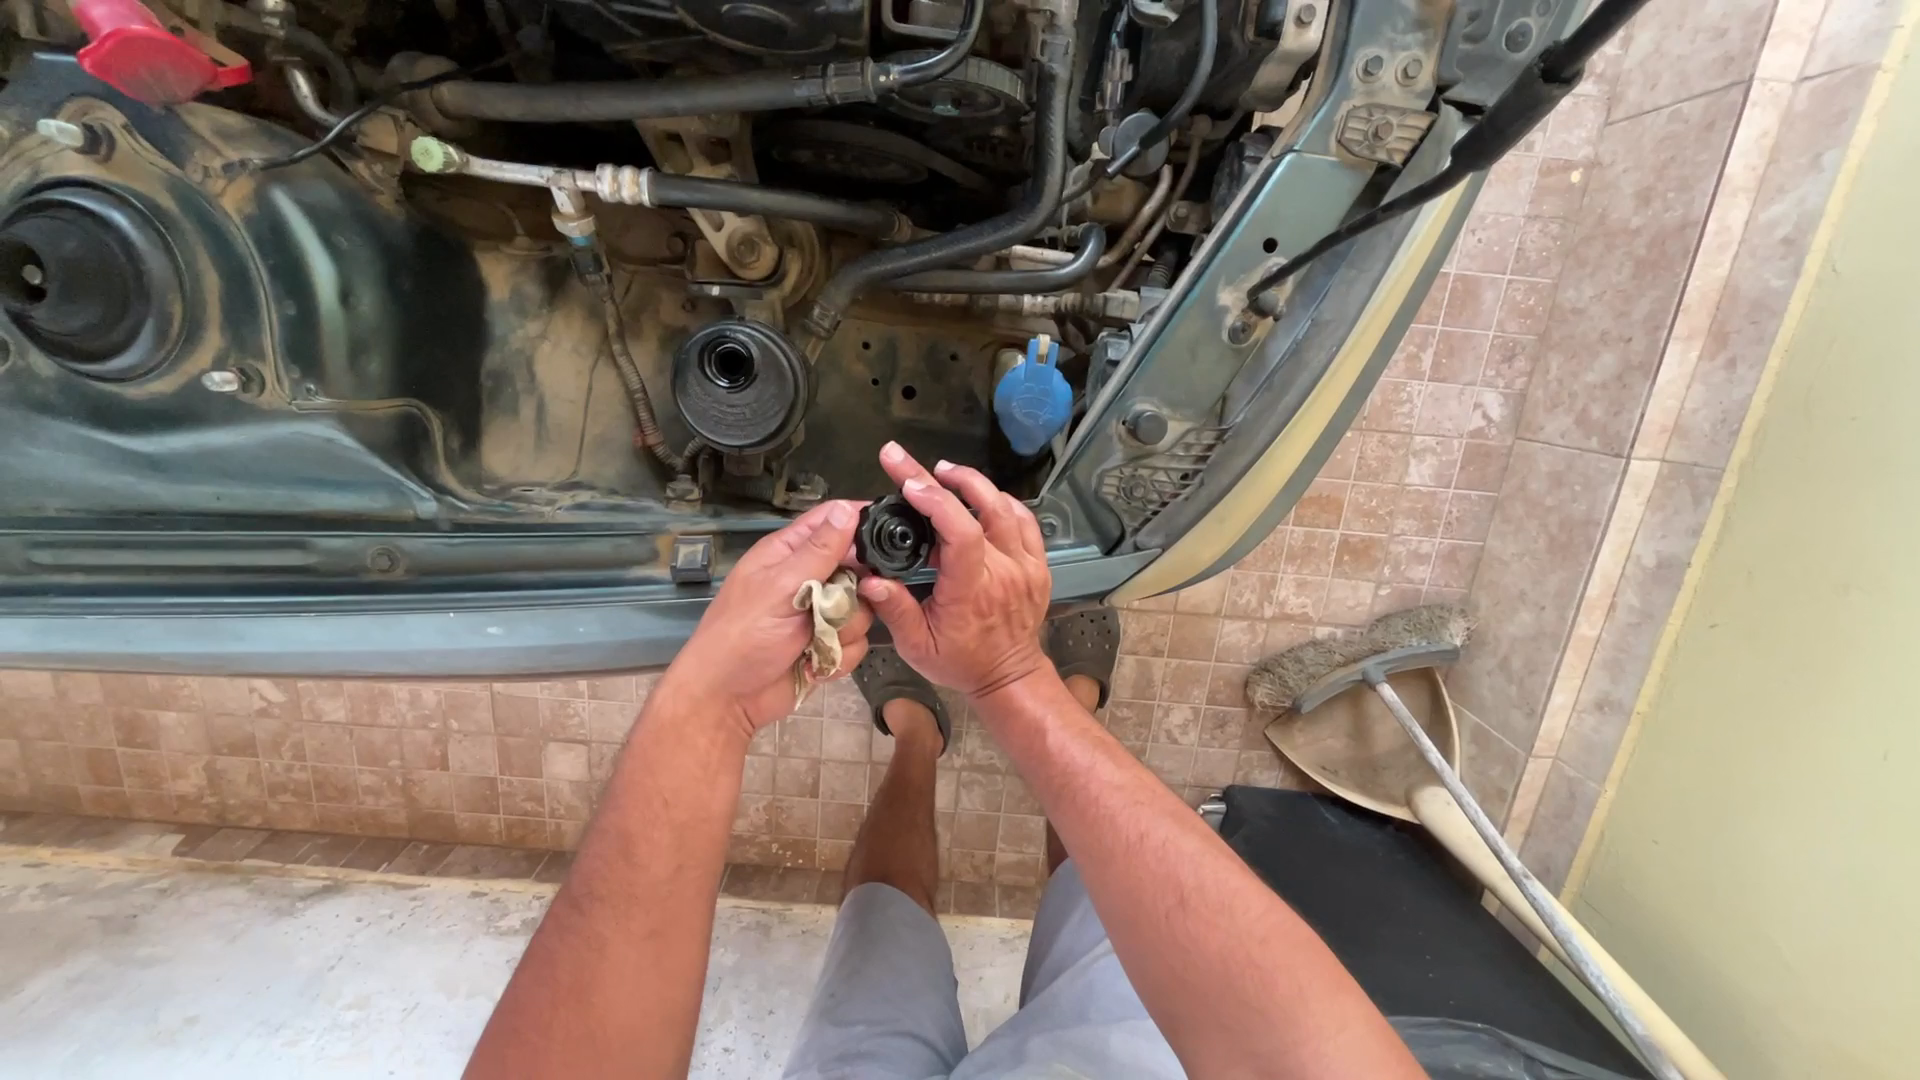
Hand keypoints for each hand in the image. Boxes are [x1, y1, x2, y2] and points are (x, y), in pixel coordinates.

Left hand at [663, 500, 872, 735]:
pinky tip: (814, 663)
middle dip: (856, 591)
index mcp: (789, 554)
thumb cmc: (743, 636)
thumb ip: (819, 551)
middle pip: (859, 568)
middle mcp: (808, 579)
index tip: (890, 530)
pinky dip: (839, 656)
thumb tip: (847, 508)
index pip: (833, 520)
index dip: (862, 521)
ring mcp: (820, 614)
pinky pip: (857, 642)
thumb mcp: (780, 587)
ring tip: (815, 642)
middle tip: (838, 604)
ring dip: (844, 629)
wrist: (727, 700)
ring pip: (864, 609)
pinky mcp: (828, 646)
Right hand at [858, 442, 1051, 698]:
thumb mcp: (918, 646)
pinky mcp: (1037, 564)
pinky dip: (1002, 502)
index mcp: (973, 589)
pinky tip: (981, 496)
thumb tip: (869, 580)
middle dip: (945, 479)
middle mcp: (1005, 571)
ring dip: (974, 484)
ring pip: (1006, 508)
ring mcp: (1026, 565)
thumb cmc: (962, 662)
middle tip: (911, 464)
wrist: (1010, 676)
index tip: (909, 482)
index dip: (936, 501)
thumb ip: (895, 610)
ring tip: (943, 472)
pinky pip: (1025, 520)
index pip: (960, 532)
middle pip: (982, 509)